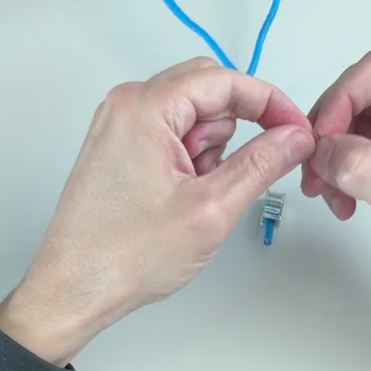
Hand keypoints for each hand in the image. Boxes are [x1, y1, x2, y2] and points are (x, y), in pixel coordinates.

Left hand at [0, 57, 313, 364]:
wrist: (74, 290)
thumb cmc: (122, 257)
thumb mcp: (211, 209)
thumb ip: (260, 164)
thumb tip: (293, 137)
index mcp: (144, 108)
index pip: (225, 79)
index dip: (269, 102)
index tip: (296, 128)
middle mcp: (126, 107)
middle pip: (207, 92)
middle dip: (236, 130)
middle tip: (243, 173)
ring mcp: (119, 128)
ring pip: (191, 118)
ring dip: (210, 152)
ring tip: (195, 198)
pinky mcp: (119, 150)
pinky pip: (172, 138)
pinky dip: (190, 162)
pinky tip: (181, 199)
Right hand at [301, 49, 370, 370]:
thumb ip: (363, 166)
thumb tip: (318, 148)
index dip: (343, 97)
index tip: (321, 136)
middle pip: (362, 98)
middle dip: (330, 129)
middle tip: (313, 167)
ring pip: (353, 130)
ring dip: (330, 157)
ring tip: (325, 192)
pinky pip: (356, 160)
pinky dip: (338, 178)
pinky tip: (341, 205)